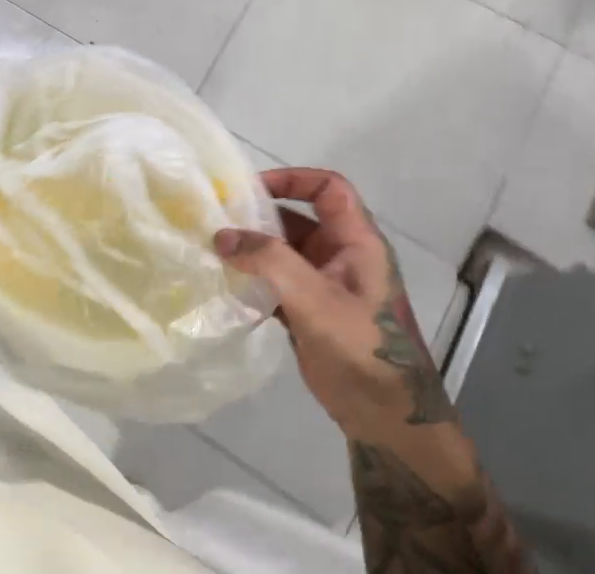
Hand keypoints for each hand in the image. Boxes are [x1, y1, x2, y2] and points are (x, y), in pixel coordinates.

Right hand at [214, 168, 453, 444]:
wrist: (387, 415)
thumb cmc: (363, 348)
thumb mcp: (316, 298)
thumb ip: (268, 260)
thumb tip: (220, 236)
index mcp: (357, 244)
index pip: (329, 189)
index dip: (291, 179)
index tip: (247, 189)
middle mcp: (340, 257)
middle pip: (295, 217)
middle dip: (254, 215)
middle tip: (211, 220)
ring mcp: (323, 285)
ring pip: (279, 250)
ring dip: (246, 248)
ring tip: (207, 249)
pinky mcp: (307, 309)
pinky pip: (271, 279)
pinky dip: (246, 276)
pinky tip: (220, 282)